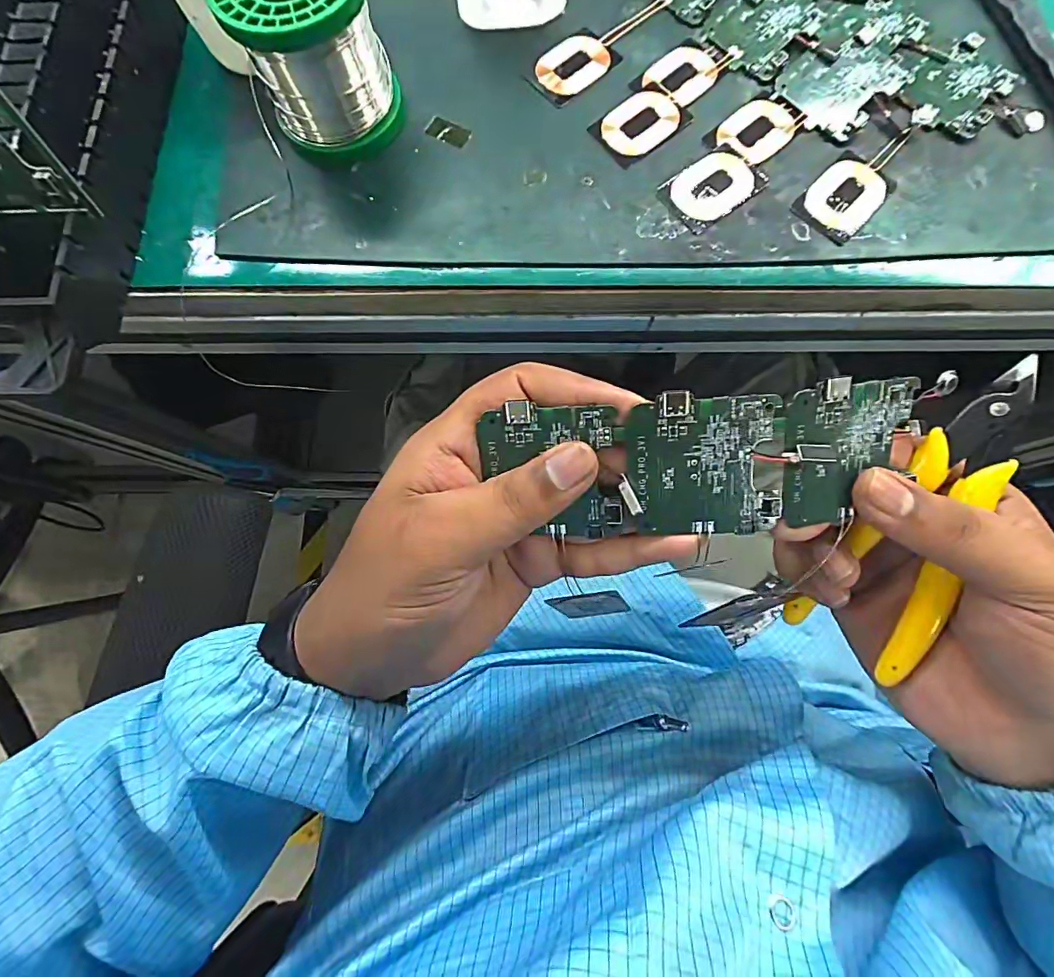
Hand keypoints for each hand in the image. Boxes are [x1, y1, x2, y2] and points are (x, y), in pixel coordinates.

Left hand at [294, 363, 697, 699]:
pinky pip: (587, 548)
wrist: (369, 661)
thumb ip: (512, 499)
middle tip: (668, 459)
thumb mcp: (443, 537)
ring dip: (630, 500)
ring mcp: (519, 517)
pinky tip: (668, 545)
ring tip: (685, 500)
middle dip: (614, 448)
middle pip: (562, 443)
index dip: (571, 391)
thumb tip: (580, 457)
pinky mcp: (535, 558)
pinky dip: (626, 548)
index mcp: (459, 446)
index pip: (518, 393)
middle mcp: (495, 472)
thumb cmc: (384, 586)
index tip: (622, 409)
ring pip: (584, 497)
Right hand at [774, 466, 1053, 788]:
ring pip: (820, 523)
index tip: (841, 469)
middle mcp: (915, 525)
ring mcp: (879, 564)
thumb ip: (958, 531)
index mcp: (966, 504)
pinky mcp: (852, 601)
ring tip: (837, 572)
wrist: (1039, 751)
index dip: (871, 454)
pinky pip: (809, 569)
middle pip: (849, 485)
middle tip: (815, 522)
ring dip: (811, 536)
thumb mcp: (1035, 581)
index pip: (910, 458)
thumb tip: (872, 485)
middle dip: (823, 495)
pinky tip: (831, 592)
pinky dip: (803, 569)